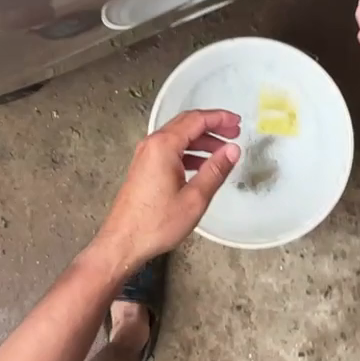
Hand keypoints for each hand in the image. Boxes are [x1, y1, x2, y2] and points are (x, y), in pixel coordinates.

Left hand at [89, 110, 241, 274]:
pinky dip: (189, 151)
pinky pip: (170, 150)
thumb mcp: (194, 198)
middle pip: (186, 123)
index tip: (237, 121)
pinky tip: (202, 164)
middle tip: (234, 131)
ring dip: (201, 140)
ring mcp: (145, 155)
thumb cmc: (156, 223)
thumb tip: (233, 150)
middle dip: (212, 125)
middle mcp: (152, 144)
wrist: (122, 242)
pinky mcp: (143, 167)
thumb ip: (216, 170)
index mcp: (164, 146)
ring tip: (222, 150)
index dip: (220, 118)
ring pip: (178, 137)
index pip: (196, 120)